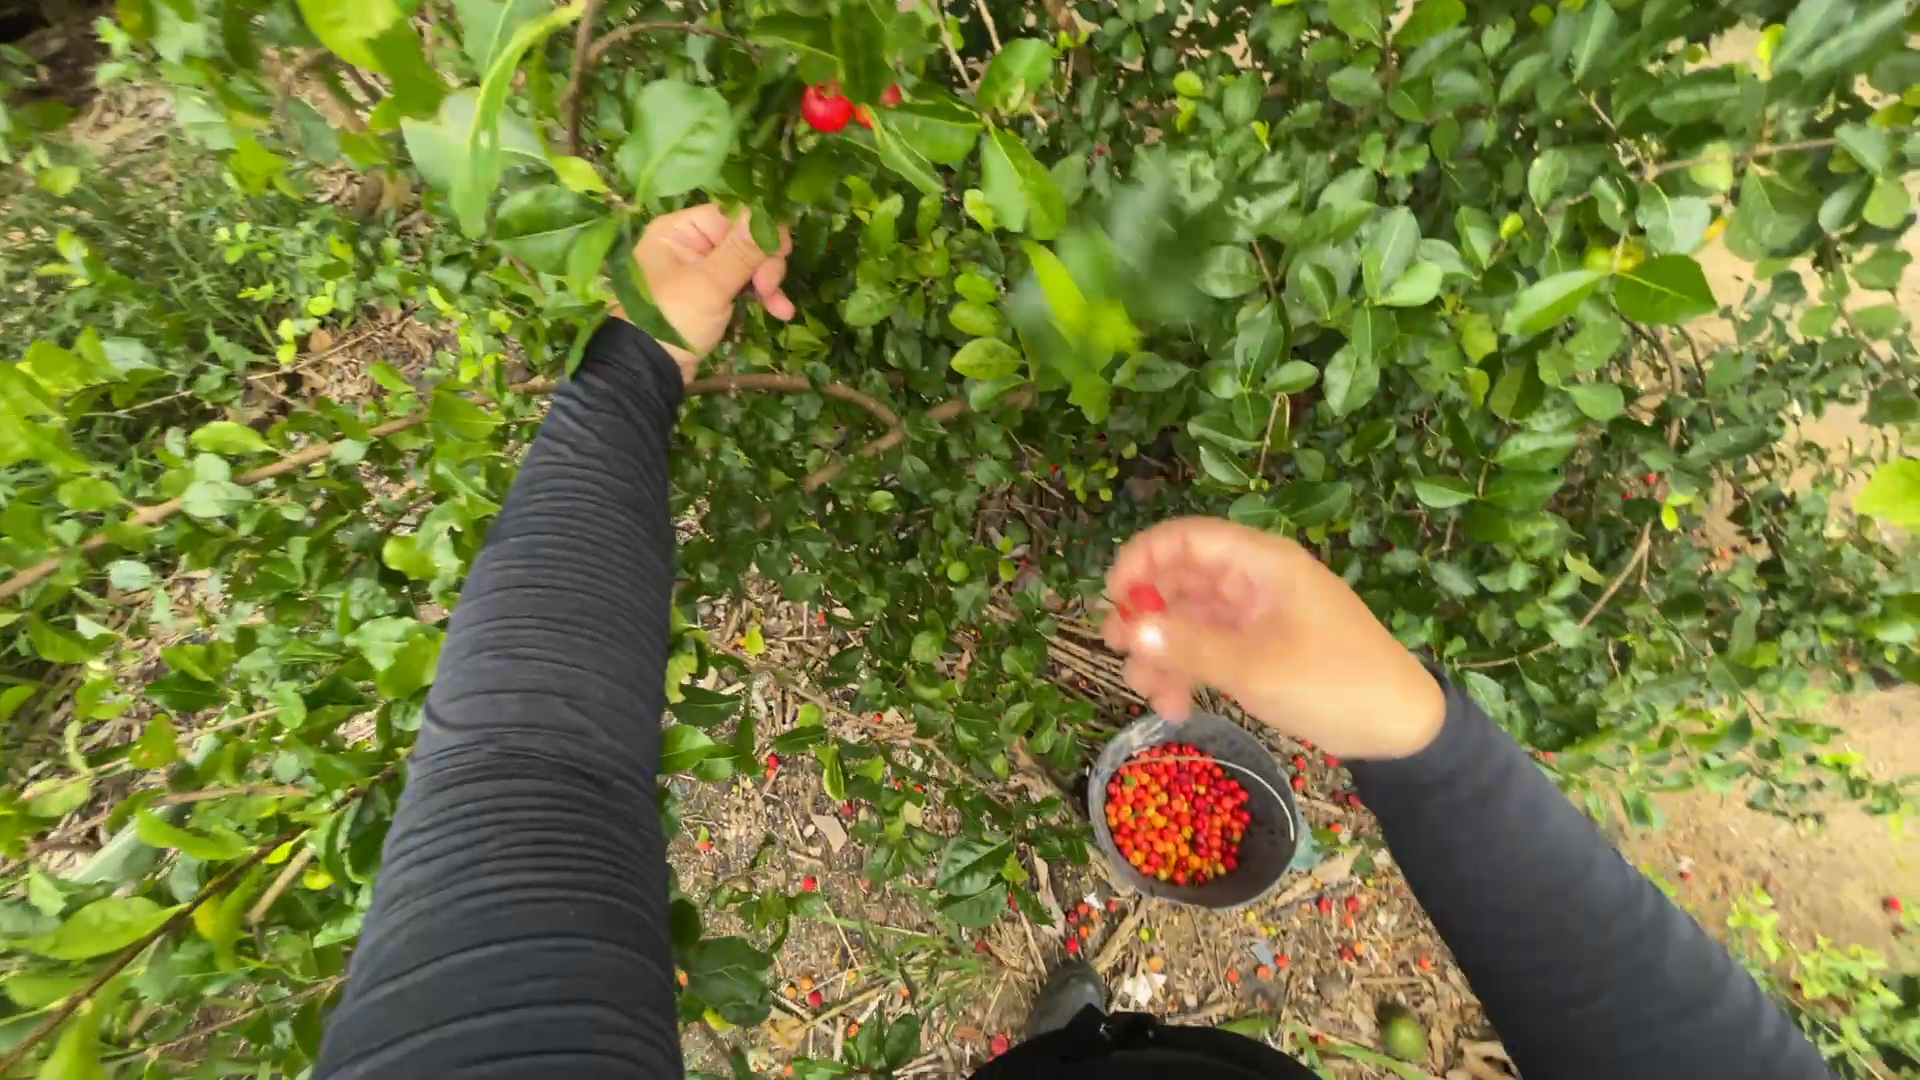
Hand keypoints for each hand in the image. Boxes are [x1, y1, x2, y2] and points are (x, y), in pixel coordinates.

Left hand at [626, 204, 795, 382]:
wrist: (653, 367)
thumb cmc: (674, 319)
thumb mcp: (710, 284)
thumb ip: (741, 250)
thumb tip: (767, 212)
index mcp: (680, 230)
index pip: (731, 216)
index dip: (759, 232)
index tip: (781, 253)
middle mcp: (692, 244)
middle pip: (744, 239)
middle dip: (765, 263)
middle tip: (769, 289)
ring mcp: (703, 271)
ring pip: (750, 264)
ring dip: (769, 283)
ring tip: (779, 308)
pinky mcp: (714, 295)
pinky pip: (745, 286)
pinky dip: (762, 297)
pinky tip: (781, 311)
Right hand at [1102, 517, 1444, 760]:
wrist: (1399, 731)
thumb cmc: (1335, 683)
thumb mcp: (1256, 667)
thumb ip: (1188, 647)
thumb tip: (1129, 630)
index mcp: (1259, 563)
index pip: (1185, 539)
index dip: (1141, 559)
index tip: (1114, 597)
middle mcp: (1249, 582)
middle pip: (1177, 581)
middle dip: (1145, 615)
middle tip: (1118, 648)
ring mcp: (1248, 616)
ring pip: (1184, 620)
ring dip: (1160, 652)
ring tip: (1147, 692)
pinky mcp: (1250, 648)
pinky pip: (1201, 649)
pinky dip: (1183, 673)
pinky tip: (1174, 706)